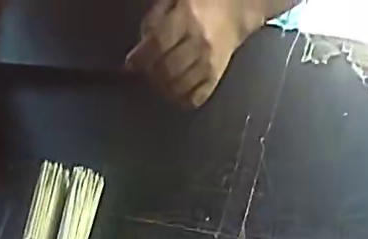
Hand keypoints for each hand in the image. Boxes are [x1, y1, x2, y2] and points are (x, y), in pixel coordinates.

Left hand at [125, 0, 267, 107]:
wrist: (236, 10)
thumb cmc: (202, 1)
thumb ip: (157, 16)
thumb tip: (142, 43)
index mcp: (187, 17)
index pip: (158, 43)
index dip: (141, 57)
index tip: (131, 65)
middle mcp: (199, 43)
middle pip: (167, 69)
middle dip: (151, 74)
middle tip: (147, 72)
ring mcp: (209, 63)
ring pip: (179, 87)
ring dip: (164, 89)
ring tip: (159, 82)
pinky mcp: (216, 78)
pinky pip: (196, 98)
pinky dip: (182, 100)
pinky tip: (175, 93)